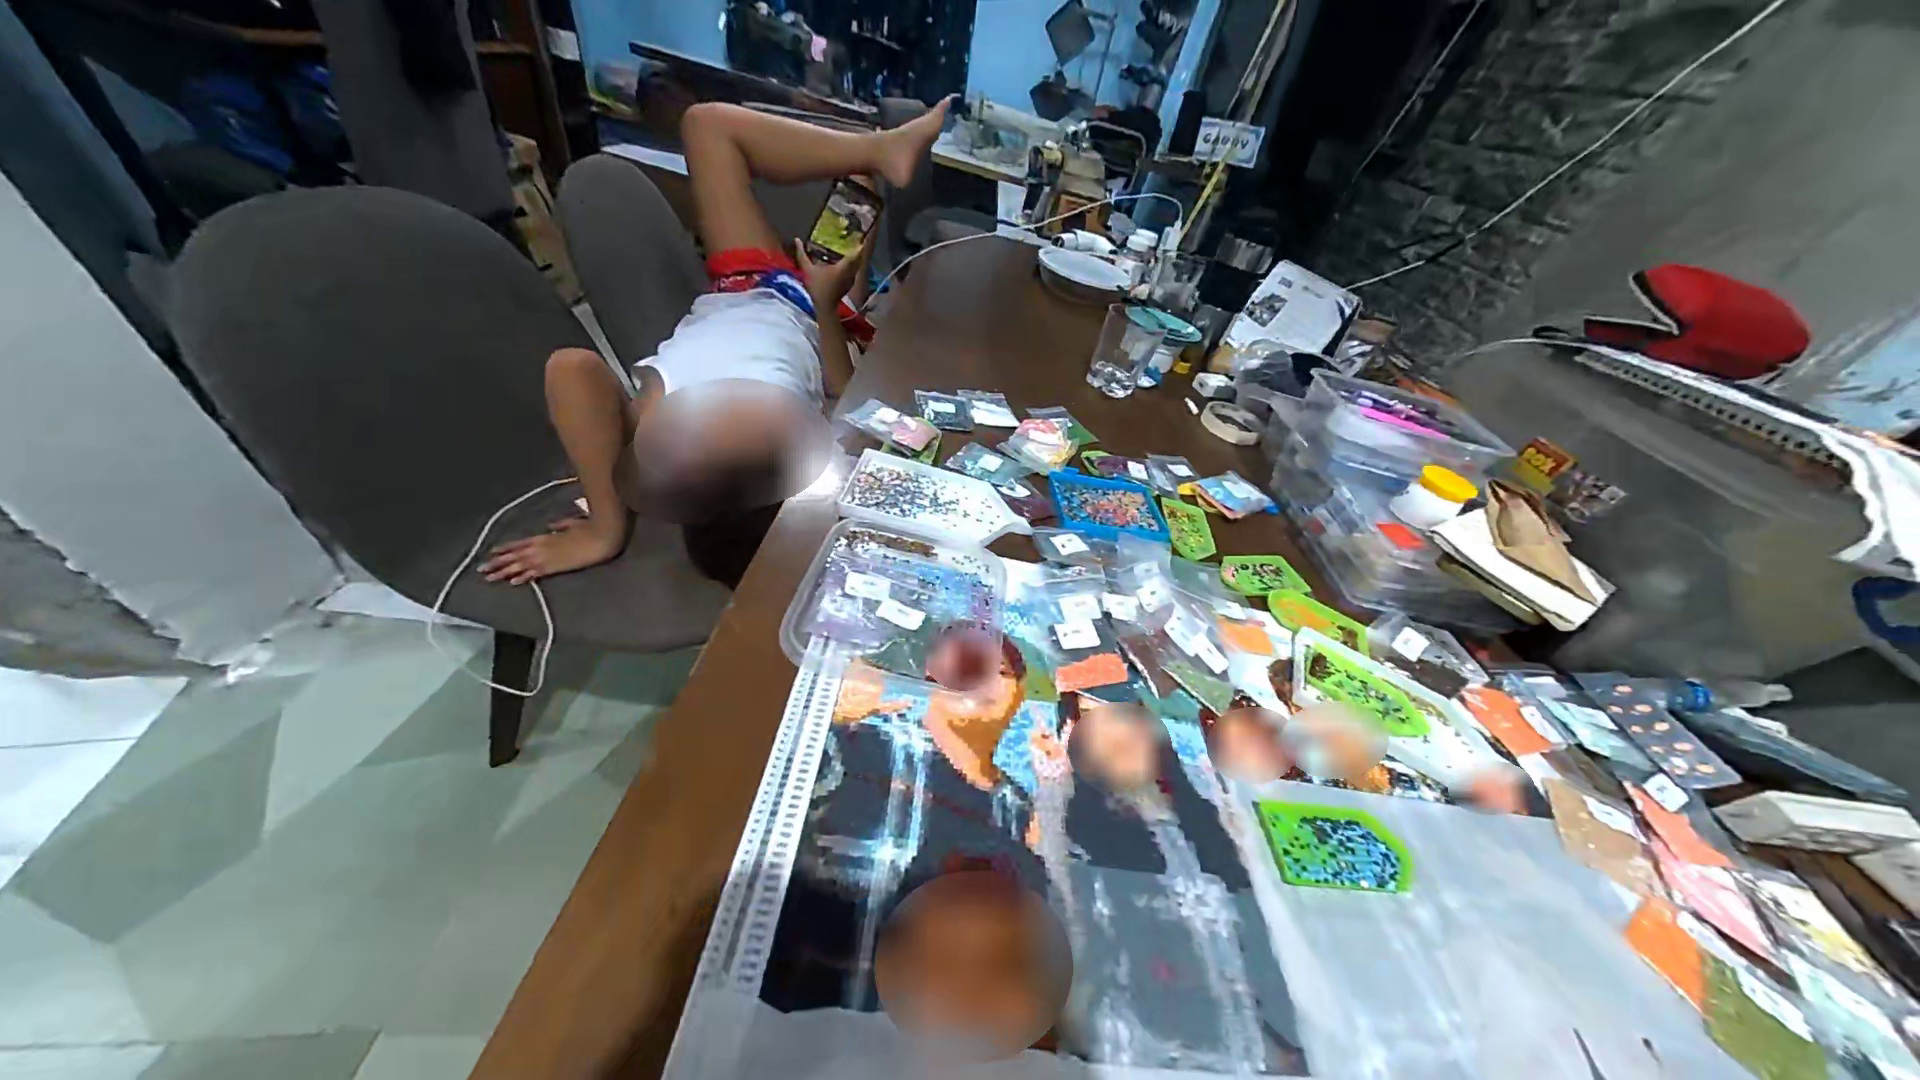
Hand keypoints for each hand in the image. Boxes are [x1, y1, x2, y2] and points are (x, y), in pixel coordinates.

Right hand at [794, 230, 873, 311]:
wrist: (825, 307)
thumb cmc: (817, 287)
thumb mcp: (807, 269)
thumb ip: (802, 254)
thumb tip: (797, 240)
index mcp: (843, 267)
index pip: (855, 253)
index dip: (858, 243)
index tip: (858, 234)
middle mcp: (850, 272)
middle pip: (858, 257)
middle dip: (857, 247)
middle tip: (853, 238)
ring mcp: (851, 279)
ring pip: (857, 264)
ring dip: (855, 256)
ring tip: (850, 247)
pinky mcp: (850, 284)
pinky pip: (854, 271)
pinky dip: (852, 264)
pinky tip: (846, 261)